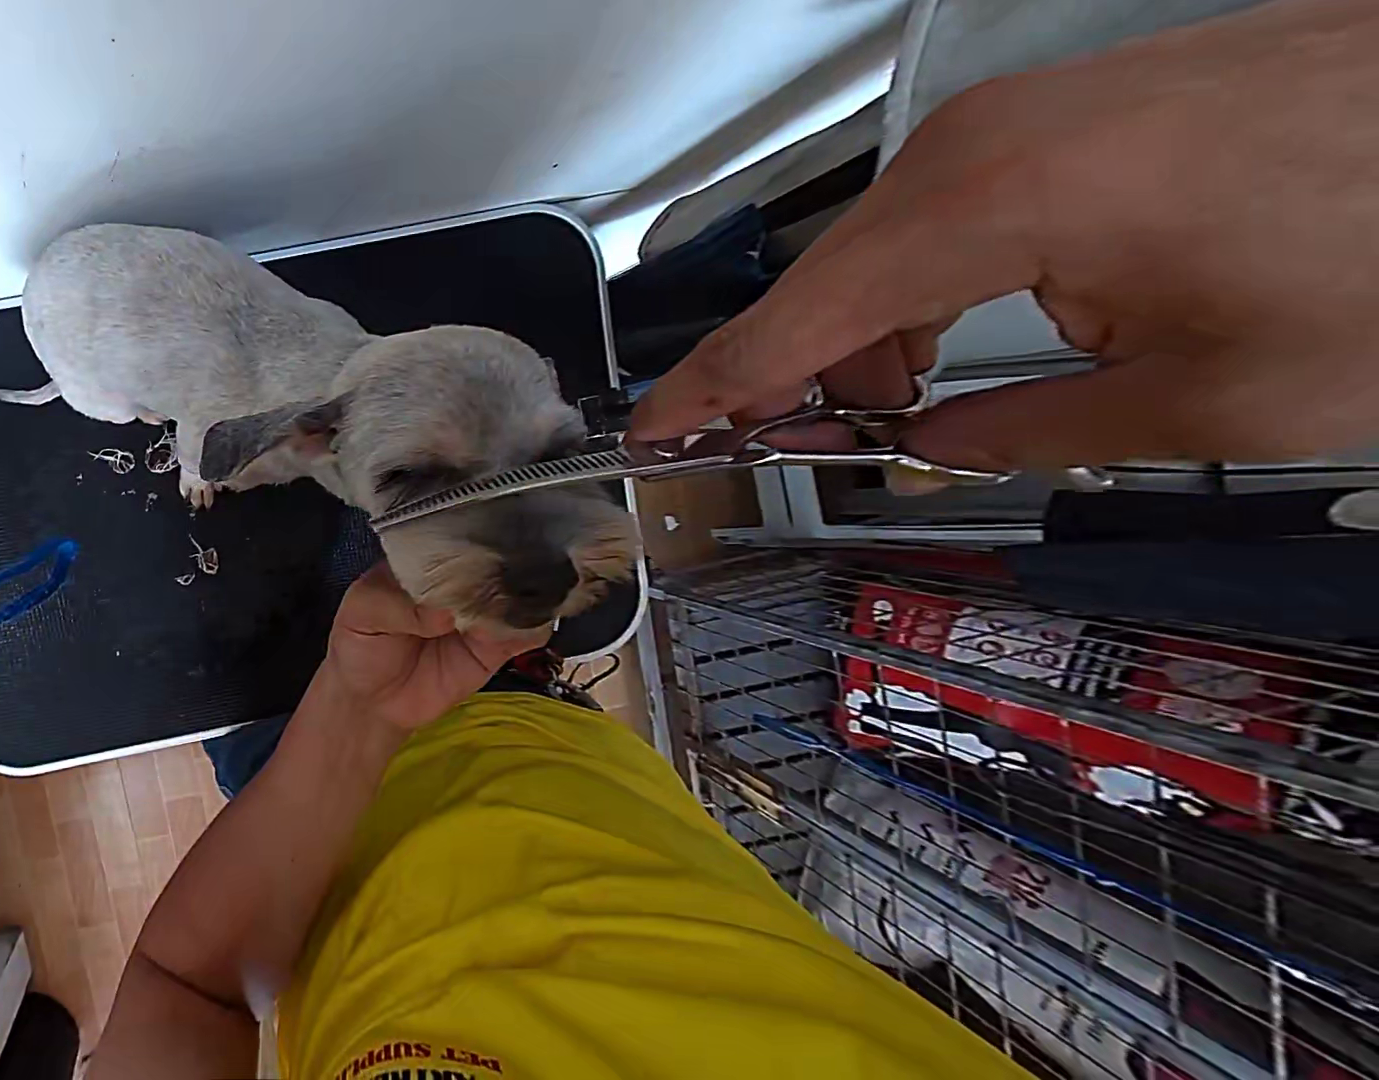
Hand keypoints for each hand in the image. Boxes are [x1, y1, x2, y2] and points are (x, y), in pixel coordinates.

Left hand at [320, 563, 547, 731]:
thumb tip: (444, 612)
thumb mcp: (360, 613)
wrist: (373, 701)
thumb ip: (394, 604)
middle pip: (499, 561)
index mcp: (430, 558)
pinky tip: (511, 632)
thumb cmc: (361, 643)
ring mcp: (485, 610)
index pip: (459, 538)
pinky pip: (528, 633)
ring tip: (502, 609)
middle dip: (504, 568)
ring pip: (521, 593)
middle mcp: (463, 578)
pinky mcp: (499, 646)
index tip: (478, 550)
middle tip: (495, 583)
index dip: (470, 541)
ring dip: (521, 599)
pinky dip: (530, 629)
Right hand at [631, 0, 1378, 469]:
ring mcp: (992, 132)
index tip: (650, 431)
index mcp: (988, 210)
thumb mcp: (1208, 400)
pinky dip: (896, 306)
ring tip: (894, 409)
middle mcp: (964, 153)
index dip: (705, 392)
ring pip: (852, 268)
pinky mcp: (1024, 130)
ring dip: (849, 350)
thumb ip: (1013, 435)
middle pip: (805, 297)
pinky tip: (932, 347)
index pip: (787, 328)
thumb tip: (923, 445)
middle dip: (783, 382)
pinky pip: (908, 235)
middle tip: (792, 447)